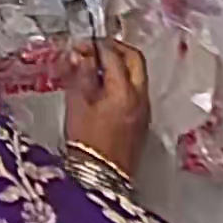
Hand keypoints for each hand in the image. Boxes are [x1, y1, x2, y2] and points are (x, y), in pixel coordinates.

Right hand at [65, 39, 148, 179]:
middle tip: (96, 47)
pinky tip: (104, 85)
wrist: (101, 178)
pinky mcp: (142, 119)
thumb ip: (81, 73)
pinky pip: (137, 88)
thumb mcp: (77, 102)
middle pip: (134, 59)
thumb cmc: (87, 141)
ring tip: (97, 65)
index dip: (97, 45)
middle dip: (116, 47)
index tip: (82, 44)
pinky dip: (123, 79)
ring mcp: (145, 109)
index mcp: (124, 91)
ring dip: (121, 63)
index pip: (114, 55)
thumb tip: (81, 53)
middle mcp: (140, 97)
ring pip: (138, 73)